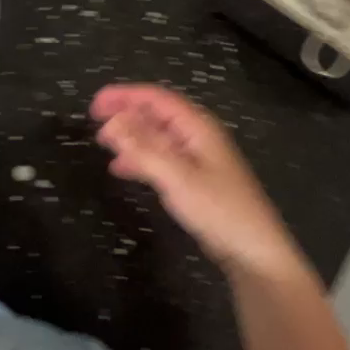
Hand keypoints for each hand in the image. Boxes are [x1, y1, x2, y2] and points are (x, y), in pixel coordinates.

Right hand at [92, 84, 306, 278]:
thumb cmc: (219, 209)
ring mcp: (198, 159)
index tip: (96, 103)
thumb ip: (143, 148)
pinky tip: (123, 169)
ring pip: (157, 137)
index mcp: (198, 126)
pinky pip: (161, 158)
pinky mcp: (195, 181)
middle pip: (156, 114)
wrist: (254, 252)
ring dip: (130, 136)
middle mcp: (198, 136)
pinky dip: (140, 158)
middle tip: (95, 119)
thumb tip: (111, 122)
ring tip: (104, 143)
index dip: (125, 96)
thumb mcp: (177, 176)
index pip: (156, 98)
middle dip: (125, 113)